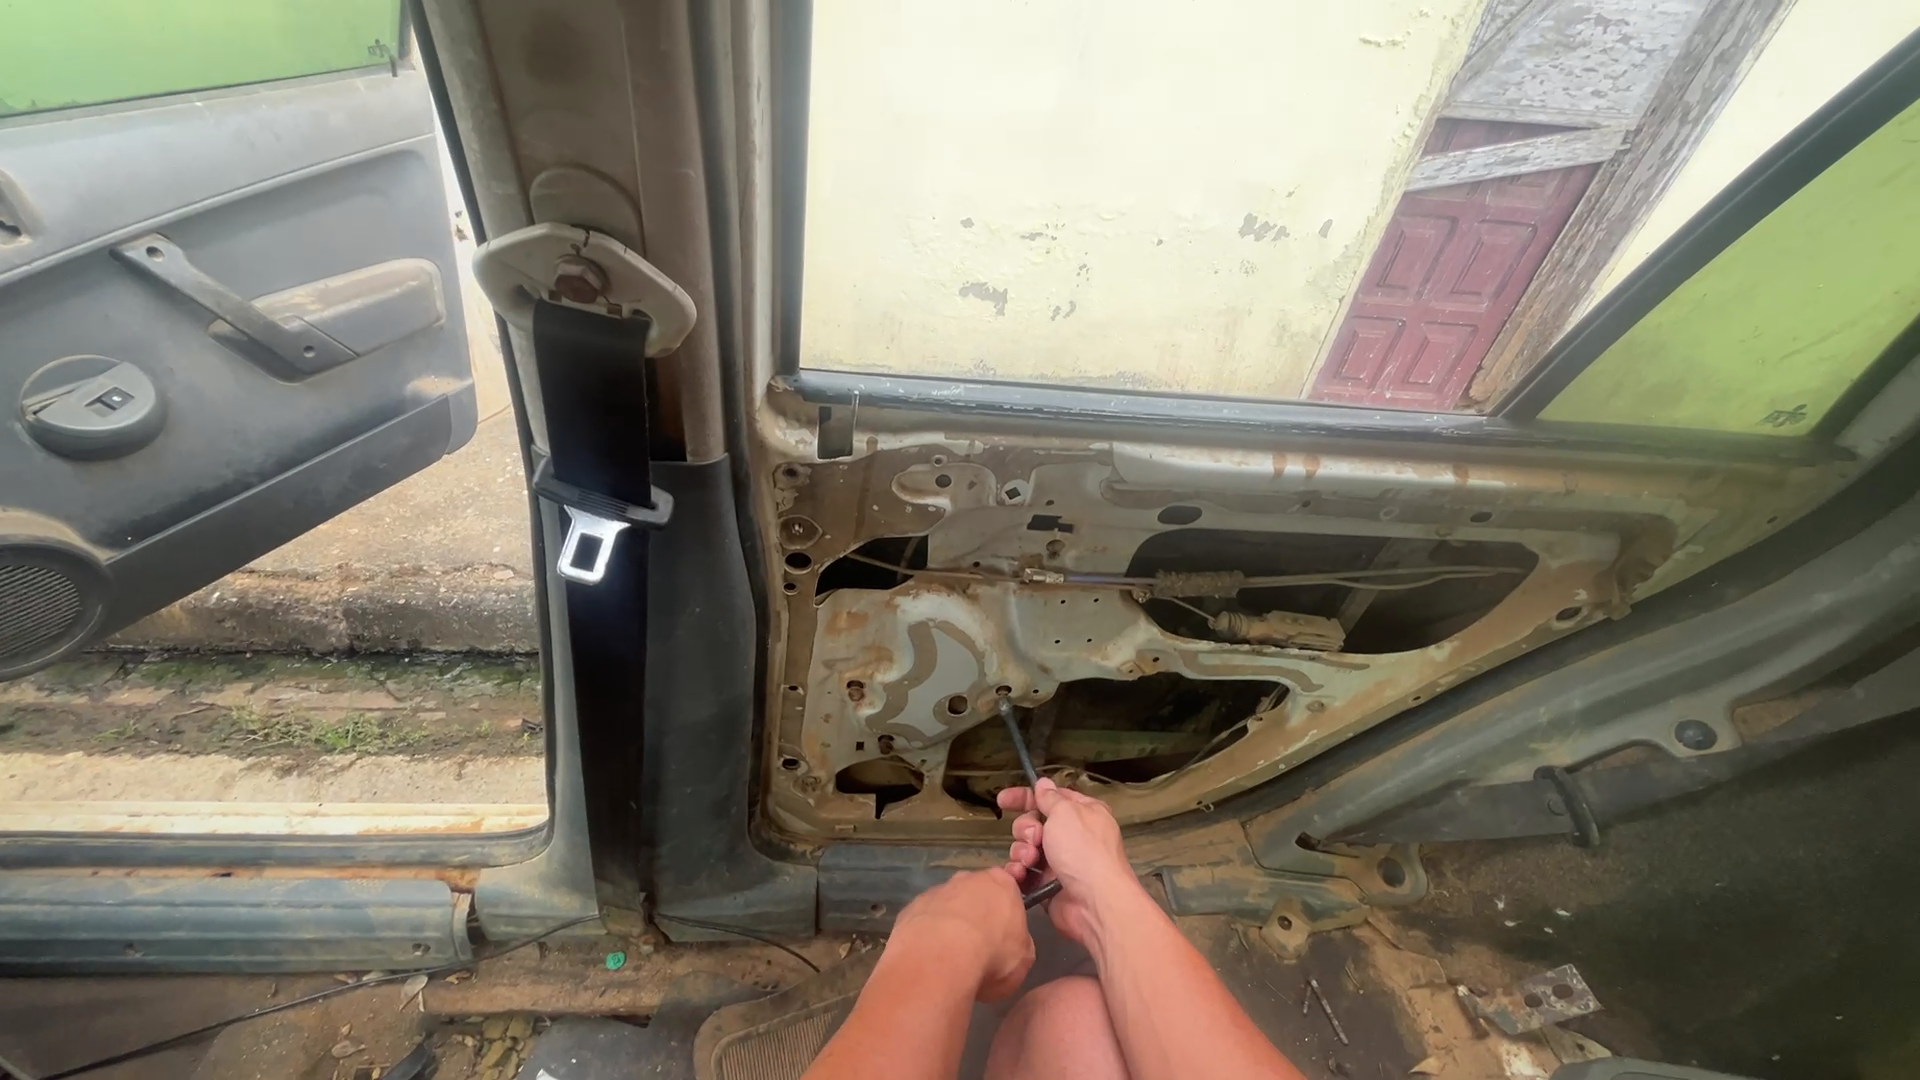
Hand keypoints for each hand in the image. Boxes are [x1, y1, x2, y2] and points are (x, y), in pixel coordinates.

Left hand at [889, 867, 1034, 1001]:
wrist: (939, 960)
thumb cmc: (991, 957)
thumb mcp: (1023, 959)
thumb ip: (1020, 944)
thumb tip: (1012, 945)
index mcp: (1001, 884)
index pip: (1007, 891)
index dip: (1006, 915)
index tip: (1004, 937)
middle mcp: (968, 879)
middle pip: (976, 894)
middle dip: (977, 916)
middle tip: (977, 949)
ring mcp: (937, 890)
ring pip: (948, 906)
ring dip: (950, 926)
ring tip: (950, 959)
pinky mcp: (912, 907)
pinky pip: (925, 920)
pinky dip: (927, 935)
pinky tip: (929, 959)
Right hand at [997, 779, 1140, 946]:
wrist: (1094, 903)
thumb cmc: (1083, 850)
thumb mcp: (1066, 813)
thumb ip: (1049, 798)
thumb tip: (1043, 783)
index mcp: (1081, 813)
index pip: (1048, 797)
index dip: (1025, 797)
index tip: (1003, 800)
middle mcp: (1070, 835)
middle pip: (1032, 823)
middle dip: (1026, 829)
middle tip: (1034, 839)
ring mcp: (1059, 861)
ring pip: (1025, 848)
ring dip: (1022, 851)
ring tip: (1030, 861)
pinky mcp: (1047, 885)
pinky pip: (1024, 872)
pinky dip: (1019, 871)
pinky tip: (1020, 873)